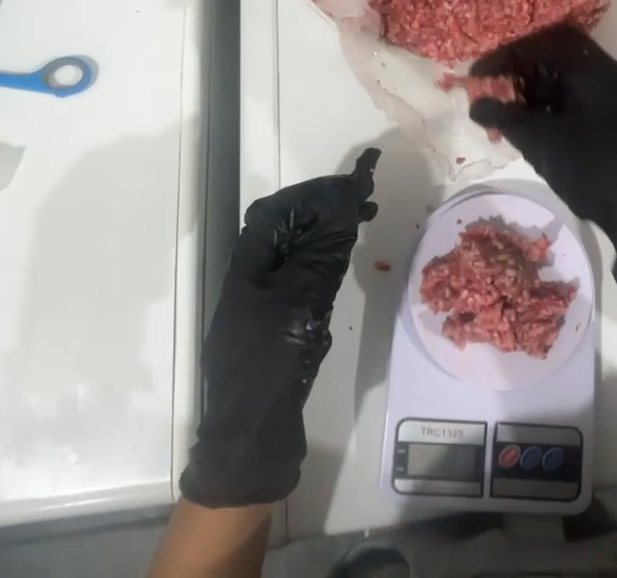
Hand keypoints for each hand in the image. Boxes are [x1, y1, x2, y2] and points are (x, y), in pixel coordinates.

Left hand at [179, 148, 380, 506]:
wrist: (248, 436)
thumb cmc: (268, 362)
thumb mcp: (299, 301)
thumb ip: (322, 252)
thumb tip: (344, 203)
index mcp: (250, 260)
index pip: (284, 207)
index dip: (319, 190)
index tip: (357, 180)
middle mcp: (254, 272)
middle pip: (291, 223)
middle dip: (327, 206)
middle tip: (368, 198)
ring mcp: (264, 297)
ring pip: (299, 248)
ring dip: (330, 229)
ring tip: (365, 219)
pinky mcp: (278, 320)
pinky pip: (304, 274)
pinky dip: (327, 258)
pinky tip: (344, 258)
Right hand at [468, 26, 616, 296]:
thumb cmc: (593, 165)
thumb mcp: (541, 141)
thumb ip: (505, 117)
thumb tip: (477, 105)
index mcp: (593, 69)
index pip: (541, 43)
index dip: (505, 56)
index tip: (478, 76)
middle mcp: (610, 76)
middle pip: (556, 59)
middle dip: (520, 75)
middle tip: (494, 94)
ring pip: (569, 84)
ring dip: (536, 94)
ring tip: (509, 117)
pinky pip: (581, 104)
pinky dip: (554, 111)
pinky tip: (536, 132)